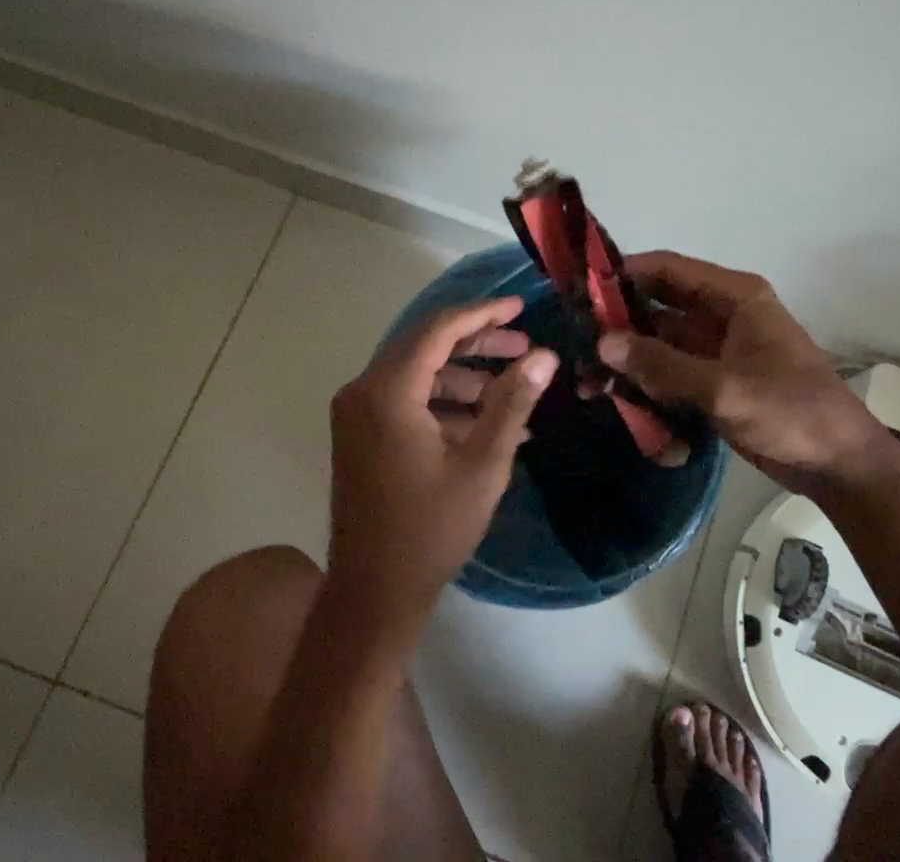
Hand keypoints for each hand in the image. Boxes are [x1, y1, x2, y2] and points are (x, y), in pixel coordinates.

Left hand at [329, 298, 557, 619]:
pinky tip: (485, 423)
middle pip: (424, 348)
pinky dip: (444, 405)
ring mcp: (356, 416)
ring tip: (513, 390)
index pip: (437, 331)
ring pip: (416, 376)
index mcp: (386, 393)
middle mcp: (362, 393)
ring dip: (464, 378)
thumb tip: (543, 356)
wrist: (375, 592)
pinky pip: (405, 402)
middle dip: (477, 345)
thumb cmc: (432, 529)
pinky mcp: (360, 437)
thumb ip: (512, 402)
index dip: (482, 315)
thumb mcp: (483, 464)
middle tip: (524, 348)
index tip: (521, 308)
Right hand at [598, 251, 899, 497]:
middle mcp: (722, 317)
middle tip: (573, 346)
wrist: (837, 464)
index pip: (668, 270)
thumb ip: (661, 365)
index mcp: (735, 299)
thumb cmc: (790, 412)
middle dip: (618, 327)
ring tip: (586, 383)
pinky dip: (646, 387)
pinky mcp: (713, 386)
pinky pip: (669, 377)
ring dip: (627, 363)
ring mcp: (717, 353)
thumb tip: (602, 343)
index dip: (623, 274)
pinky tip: (615, 401)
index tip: (578, 289)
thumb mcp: (723, 388)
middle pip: (658, 310)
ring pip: (659, 347)